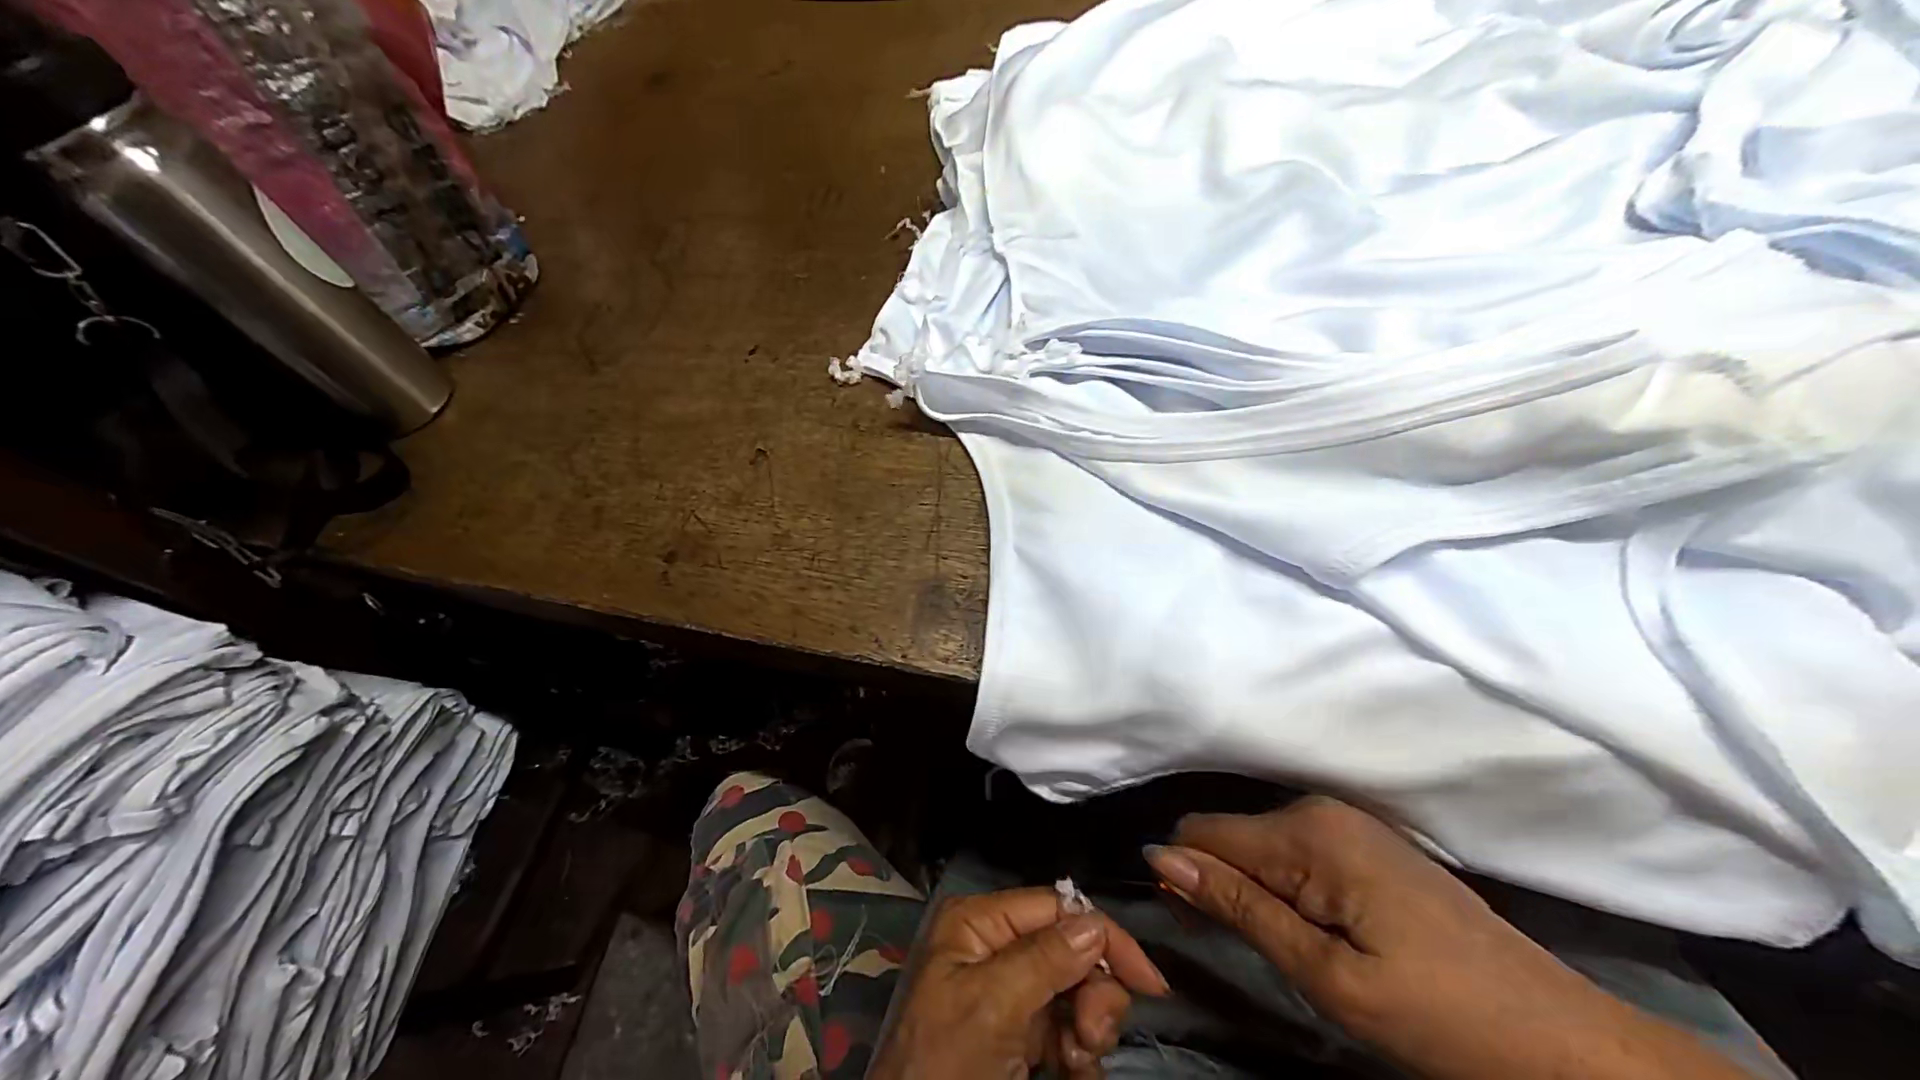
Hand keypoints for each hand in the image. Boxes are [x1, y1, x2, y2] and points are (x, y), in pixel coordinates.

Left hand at [868, 887, 1169, 1079]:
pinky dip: (1080, 1053)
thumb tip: (1095, 925)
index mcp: (980, 922)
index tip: (1148, 982)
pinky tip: (1071, 1072)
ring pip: (1078, 990)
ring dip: (1089, 1027)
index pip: (1057, 907)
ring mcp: (1011, 991)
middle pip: (1073, 949)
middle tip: (1090, 1035)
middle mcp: (997, 946)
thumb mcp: (991, 1004)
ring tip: (1073, 1061)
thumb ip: (1044, 959)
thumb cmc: (945, 1060)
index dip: (1104, 937)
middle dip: (1093, 993)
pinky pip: (1070, 1028)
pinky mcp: (1021, 1034)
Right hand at [1146, 797, 1756, 1079]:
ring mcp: (1347, 821)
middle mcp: (1321, 808)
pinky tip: (1313, 928)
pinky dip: (1284, 887)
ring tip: (1288, 947)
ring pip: (1258, 845)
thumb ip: (1240, 908)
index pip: (1202, 832)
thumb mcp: (1328, 976)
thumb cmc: (1441, 1015)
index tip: (1193, 928)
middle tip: (1252, 950)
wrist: (1562, 1038)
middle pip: (1229, 836)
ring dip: (1253, 890)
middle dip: (1219, 885)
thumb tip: (1161, 859)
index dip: (1185, 877)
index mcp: (1308, 832)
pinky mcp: (1364, 842)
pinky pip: (1292, 852)